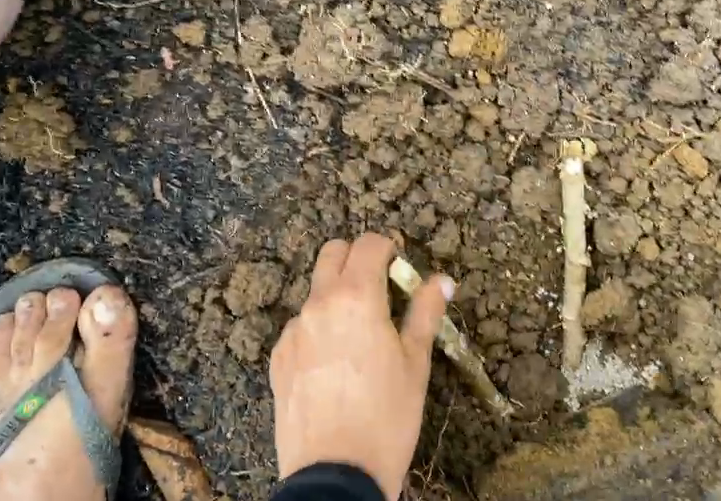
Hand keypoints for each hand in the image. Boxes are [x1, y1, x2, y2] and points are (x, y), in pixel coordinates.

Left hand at [269, 233, 453, 500]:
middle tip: (379, 287)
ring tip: (359, 335)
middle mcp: (319, 303)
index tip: (399, 265)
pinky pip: (300, 326)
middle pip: (333, 252)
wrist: (334, 477)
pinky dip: (318, 329)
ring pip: (315, 290)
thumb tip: (442, 279)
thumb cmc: (386, 418)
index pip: (368, 243)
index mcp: (356, 296)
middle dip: (356, 258)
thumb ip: (425, 312)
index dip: (387, 247)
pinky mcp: (278, 356)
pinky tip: (334, 365)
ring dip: (336, 295)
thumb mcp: (416, 364)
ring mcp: (294, 330)